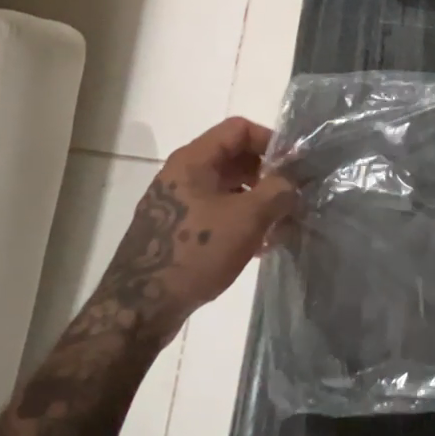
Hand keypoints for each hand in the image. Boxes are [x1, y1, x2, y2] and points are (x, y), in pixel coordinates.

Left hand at [90, 117, 294, 342]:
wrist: (141, 307)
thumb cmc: (197, 250)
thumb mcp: (247, 217)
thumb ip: (278, 191)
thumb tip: (292, 182)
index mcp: (194, 160)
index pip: (239, 129)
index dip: (271, 140)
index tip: (294, 166)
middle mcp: (182, 174)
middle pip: (234, 158)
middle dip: (267, 174)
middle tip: (292, 196)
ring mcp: (177, 204)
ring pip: (226, 188)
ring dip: (256, 200)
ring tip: (281, 224)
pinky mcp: (176, 231)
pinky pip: (216, 213)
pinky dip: (240, 220)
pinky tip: (260, 245)